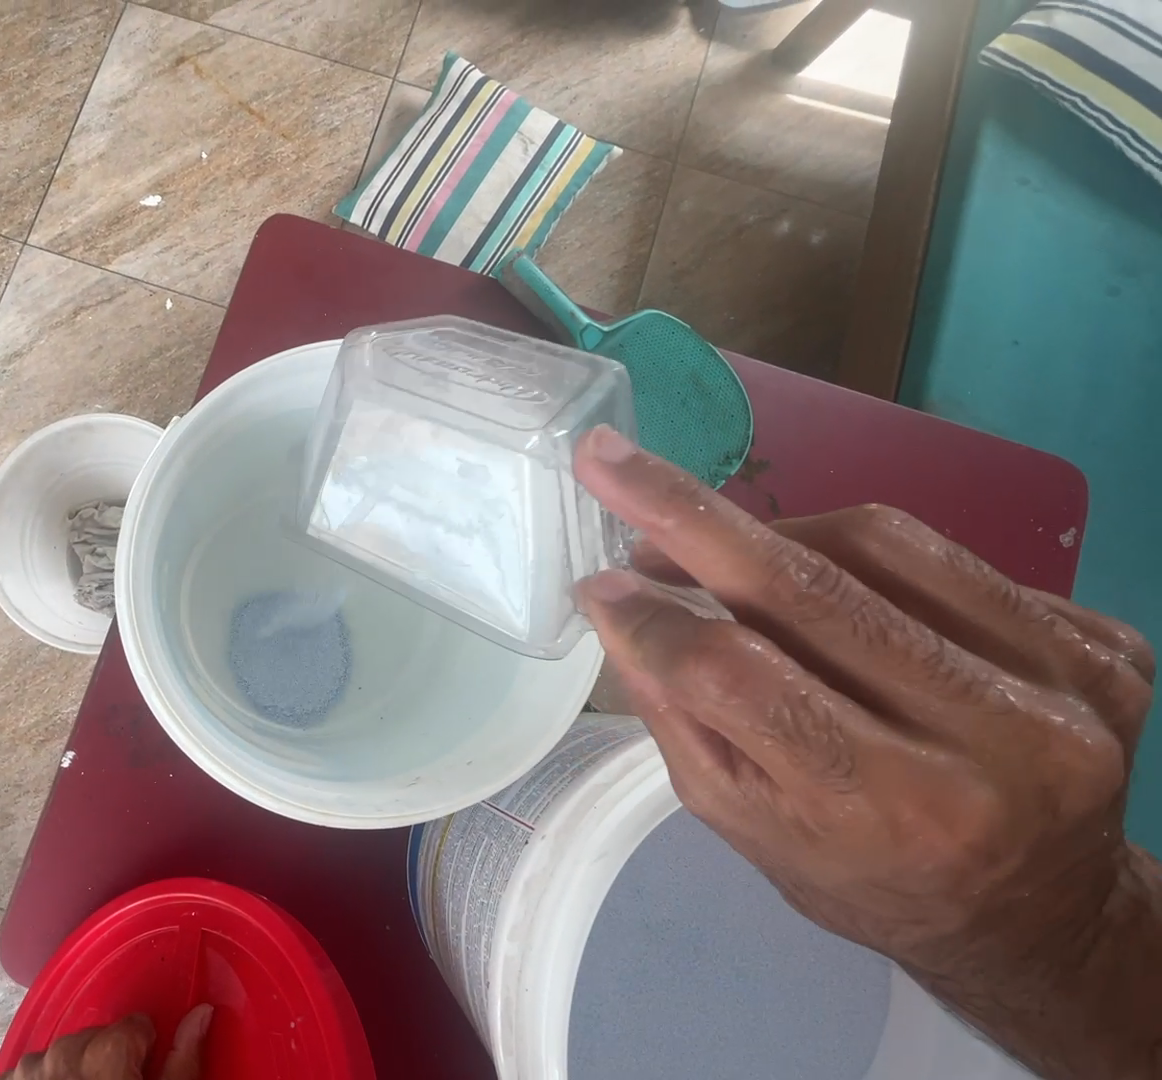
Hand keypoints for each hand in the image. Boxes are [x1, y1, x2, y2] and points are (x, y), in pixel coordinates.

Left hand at [0, 1004, 211, 1079]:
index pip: (135, 1028)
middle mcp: (65, 1051)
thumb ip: (183, 1061)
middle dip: (108, 1063)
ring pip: (64, 1054)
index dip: (143, 1053)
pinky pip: (30, 1072)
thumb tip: (200, 1013)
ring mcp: (31, 1070)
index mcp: (108, 1053)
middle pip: (98, 1039)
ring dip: (75, 1073)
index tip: (142, 1078)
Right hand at [571, 424, 1160, 1079]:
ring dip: (760, 528)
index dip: (651, 618)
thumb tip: (612, 595)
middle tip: (606, 459)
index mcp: (882, 806)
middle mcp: (992, 739)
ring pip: (870, 542)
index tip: (596, 584)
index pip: (731, 673)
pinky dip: (838, 547)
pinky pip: (932, 553)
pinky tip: (806, 580)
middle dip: (682, 513)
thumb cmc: (852, 874)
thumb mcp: (730, 810)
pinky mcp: (1097, 638)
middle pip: (802, 588)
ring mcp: (1064, 680)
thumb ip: (669, 701)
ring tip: (703, 547)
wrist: (1033, 912)